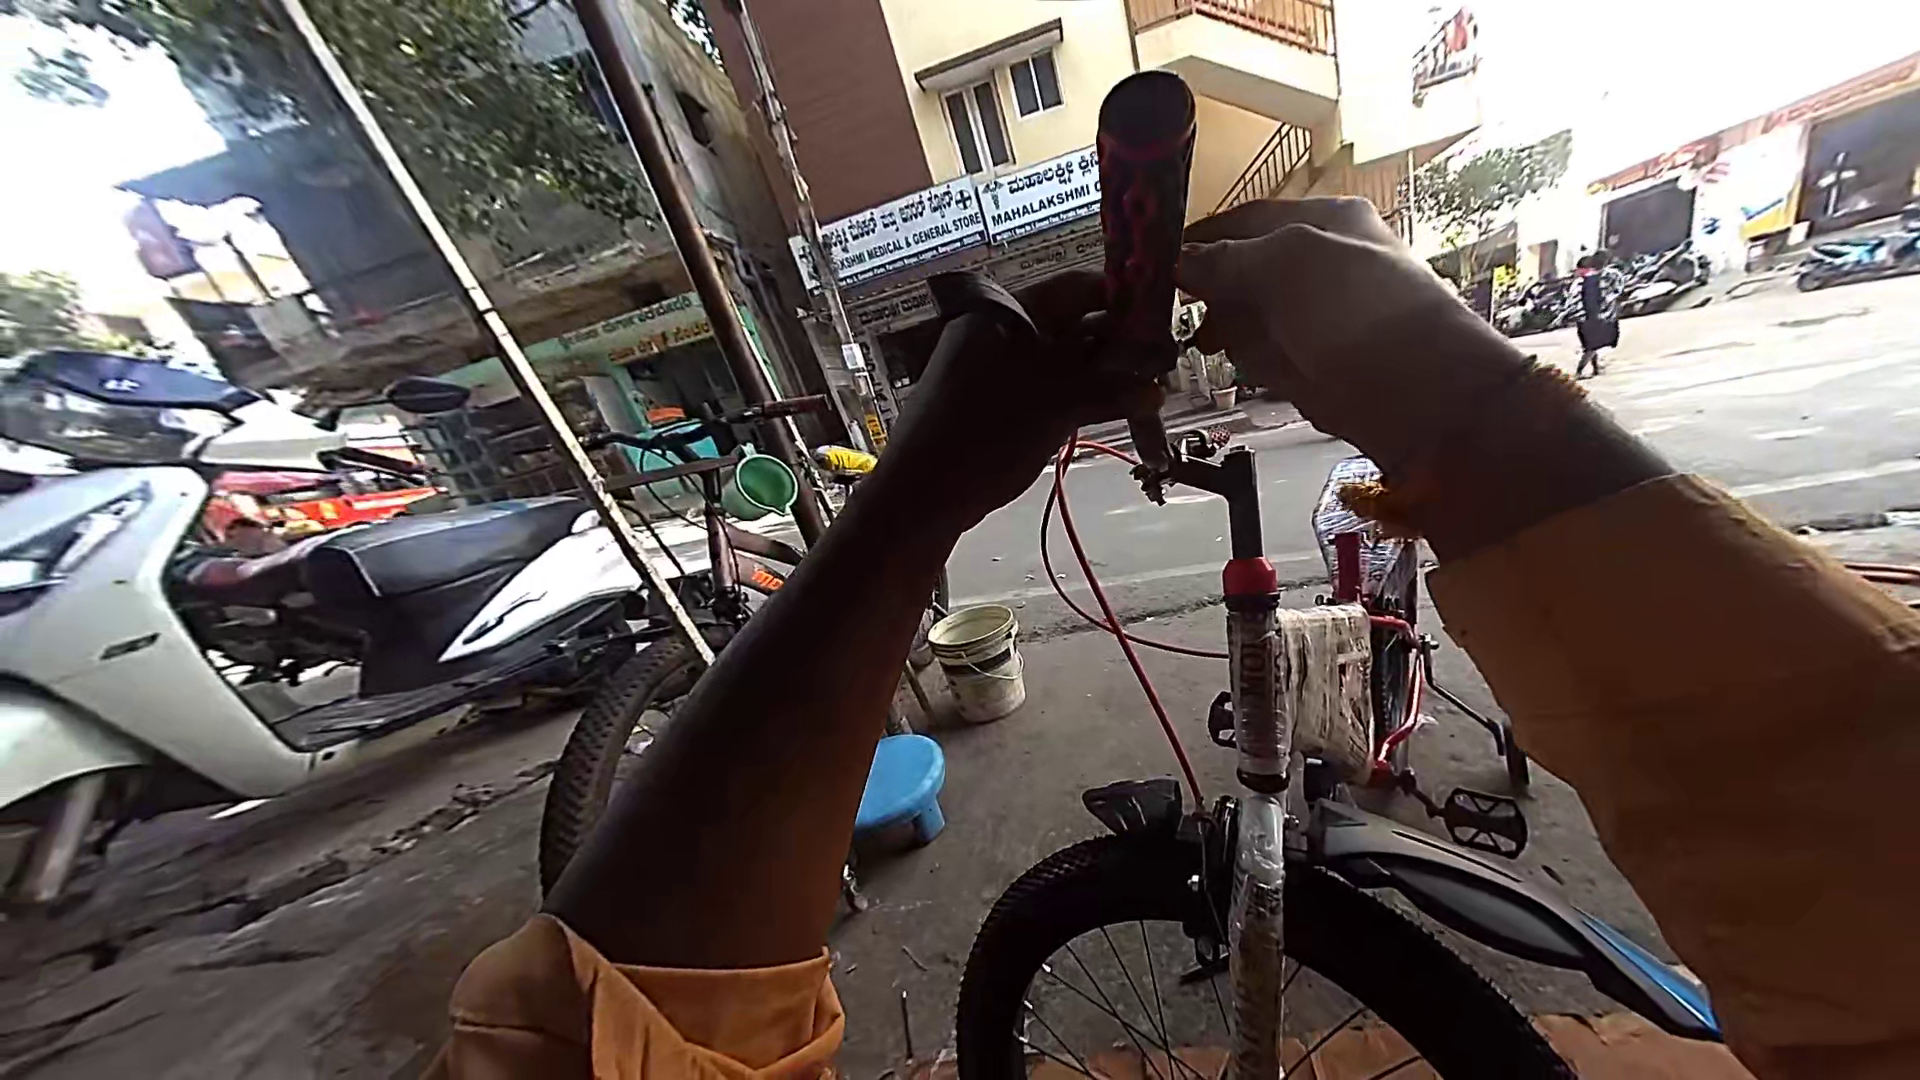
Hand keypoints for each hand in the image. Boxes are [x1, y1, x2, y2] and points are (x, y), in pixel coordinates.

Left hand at [874, 269, 1160, 532]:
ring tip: (1142, 390)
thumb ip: (1105, 388)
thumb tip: (1156, 388)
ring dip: (1099, 376)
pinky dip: (1076, 399)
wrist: (922, 496)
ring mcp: (997, 373)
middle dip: (1114, 344)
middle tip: (1157, 365)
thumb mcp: (1051, 404)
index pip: (1073, 289)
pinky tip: (1109, 410)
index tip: (1161, 318)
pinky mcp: (998, 407)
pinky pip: (1045, 392)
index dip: (1119, 300)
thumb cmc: (982, 437)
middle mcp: (1001, 336)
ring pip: (1060, 364)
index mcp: (1004, 315)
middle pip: (1070, 327)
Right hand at [1178, 198, 1525, 471]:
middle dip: (1207, 285)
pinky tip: (1224, 356)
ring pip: (1243, 312)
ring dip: (1217, 322)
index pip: (1248, 220)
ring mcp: (1305, 315)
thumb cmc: (1352, 307)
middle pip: (1241, 268)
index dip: (1204, 235)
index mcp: (1322, 223)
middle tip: (1171, 303)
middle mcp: (1313, 265)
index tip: (1161, 257)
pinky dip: (1235, 351)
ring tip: (1201, 336)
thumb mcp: (1285, 262)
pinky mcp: (1298, 359)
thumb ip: (1226, 259)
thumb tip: (1179, 260)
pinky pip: (1253, 349)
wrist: (1405, 386)